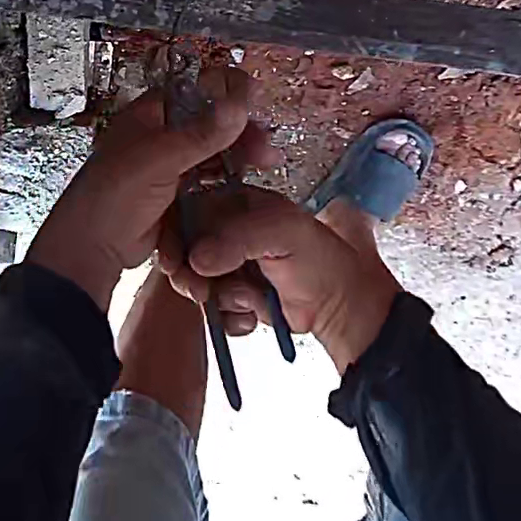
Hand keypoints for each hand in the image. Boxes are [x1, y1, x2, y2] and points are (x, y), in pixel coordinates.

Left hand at [26, 66, 278, 310]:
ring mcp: (168, 165)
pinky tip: (245, 182)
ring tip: (265, 162)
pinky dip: (227, 177)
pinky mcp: (175, 193)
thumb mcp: (160, 158)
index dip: (224, 92)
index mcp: (149, 115)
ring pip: (212, 151)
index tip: (254, 98)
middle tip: (264, 146)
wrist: (93, 246)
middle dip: (239, 130)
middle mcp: (160, 136)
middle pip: (209, 123)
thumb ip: (202, 134)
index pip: (194, 91)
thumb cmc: (115, 192)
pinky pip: (208, 178)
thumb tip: (238, 104)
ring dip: (237, 154)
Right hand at [159, 187, 400, 372]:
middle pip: (189, 250)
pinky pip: (216, 308)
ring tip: (243, 301)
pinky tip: (253, 314)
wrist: (344, 307)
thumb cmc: (320, 259)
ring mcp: (233, 265)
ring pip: (199, 282)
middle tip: (201, 291)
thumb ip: (238, 238)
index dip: (179, 235)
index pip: (193, 211)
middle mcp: (232, 232)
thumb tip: (197, 259)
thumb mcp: (282, 232)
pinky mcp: (238, 296)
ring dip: (216, 298)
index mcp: (239, 204)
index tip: (176, 260)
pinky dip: (230, 317)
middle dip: (192, 274)